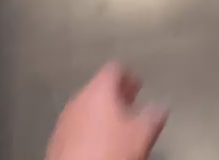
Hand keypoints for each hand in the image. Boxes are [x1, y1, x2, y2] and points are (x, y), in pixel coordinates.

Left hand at [46, 63, 167, 159]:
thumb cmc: (110, 150)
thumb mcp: (142, 133)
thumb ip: (154, 114)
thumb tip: (161, 107)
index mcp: (99, 88)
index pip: (115, 67)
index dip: (129, 73)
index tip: (138, 83)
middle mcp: (79, 96)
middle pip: (100, 86)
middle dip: (117, 93)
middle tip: (131, 101)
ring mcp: (65, 117)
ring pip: (88, 105)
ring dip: (102, 110)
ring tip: (117, 125)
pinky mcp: (57, 137)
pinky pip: (77, 123)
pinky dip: (89, 126)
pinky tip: (99, 141)